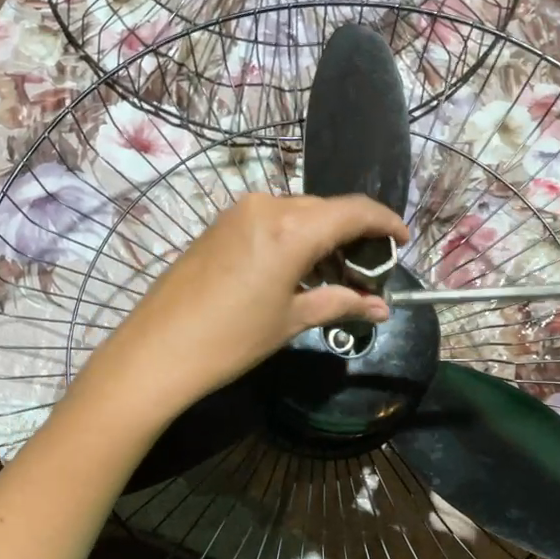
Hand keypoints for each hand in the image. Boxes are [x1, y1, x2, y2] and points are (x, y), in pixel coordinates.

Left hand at [78, 192, 408, 420]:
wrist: (157, 351)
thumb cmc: (230, 340)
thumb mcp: (290, 321)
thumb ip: (340, 303)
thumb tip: (382, 307)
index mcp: (292, 227)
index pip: (353, 211)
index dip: (385, 223)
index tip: (403, 240)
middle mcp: (266, 207)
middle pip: (325, 212)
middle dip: (351, 239)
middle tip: (367, 276)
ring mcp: (237, 214)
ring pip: (296, 216)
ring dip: (320, 242)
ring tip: (334, 282)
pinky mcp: (218, 227)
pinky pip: (269, 224)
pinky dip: (292, 242)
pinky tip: (297, 275)